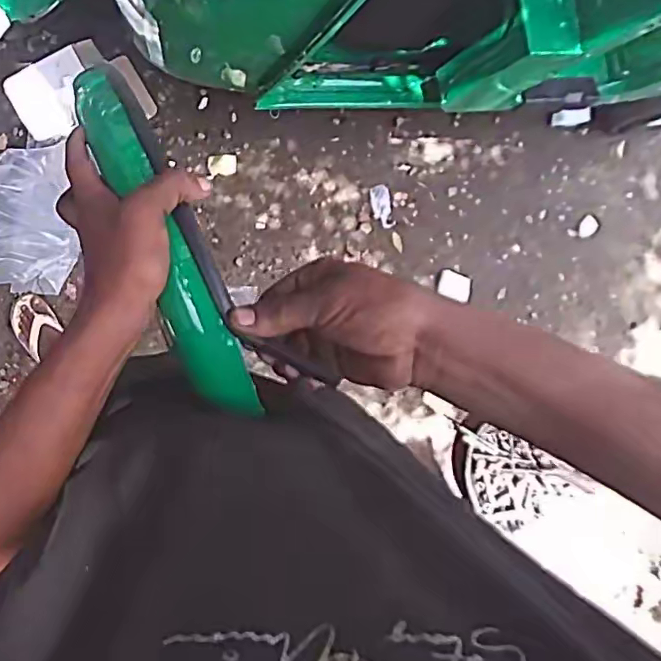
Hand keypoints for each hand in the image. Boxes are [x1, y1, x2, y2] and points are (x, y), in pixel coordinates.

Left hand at [58, 128, 209, 327]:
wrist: (120, 310)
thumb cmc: (124, 261)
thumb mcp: (149, 209)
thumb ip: (172, 187)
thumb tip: (196, 182)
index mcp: (89, 199)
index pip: (76, 161)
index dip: (79, 141)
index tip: (87, 128)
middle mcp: (90, 219)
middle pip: (82, 191)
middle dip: (96, 176)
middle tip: (119, 167)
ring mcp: (101, 242)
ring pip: (102, 214)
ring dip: (120, 203)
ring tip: (151, 196)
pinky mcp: (117, 261)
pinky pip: (123, 237)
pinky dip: (139, 229)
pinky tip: (161, 229)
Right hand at [230, 259, 448, 389]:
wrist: (422, 344)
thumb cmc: (384, 309)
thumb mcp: (324, 304)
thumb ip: (278, 313)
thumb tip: (237, 316)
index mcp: (315, 281)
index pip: (271, 299)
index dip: (256, 317)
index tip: (243, 334)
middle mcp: (317, 306)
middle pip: (276, 327)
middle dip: (270, 343)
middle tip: (269, 355)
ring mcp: (325, 334)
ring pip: (288, 350)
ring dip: (285, 361)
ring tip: (289, 368)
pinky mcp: (333, 361)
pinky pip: (305, 369)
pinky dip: (300, 376)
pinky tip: (302, 379)